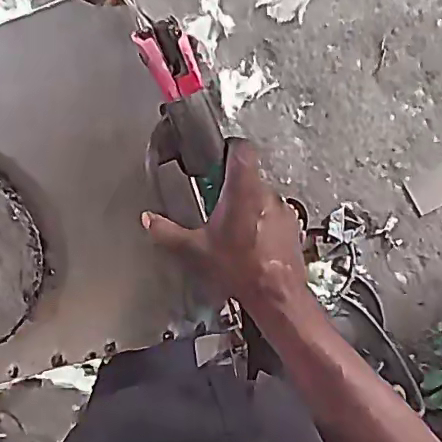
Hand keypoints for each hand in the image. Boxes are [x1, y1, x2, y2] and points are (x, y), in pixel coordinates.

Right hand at [142, 141, 309, 315]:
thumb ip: (168, 231)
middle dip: (233, 187)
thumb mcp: (196, 250)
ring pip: (262, 197)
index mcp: (243, 190)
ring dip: (248, 206)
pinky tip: (250, 243)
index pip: (242, 149)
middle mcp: (267, 195)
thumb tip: (149, 221)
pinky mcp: (292, 228)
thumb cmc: (241, 268)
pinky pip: (274, 216)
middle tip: (217, 204)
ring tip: (233, 229)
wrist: (275, 294)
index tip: (219, 155)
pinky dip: (262, 223)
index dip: (230, 147)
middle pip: (249, 176)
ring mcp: (283, 211)